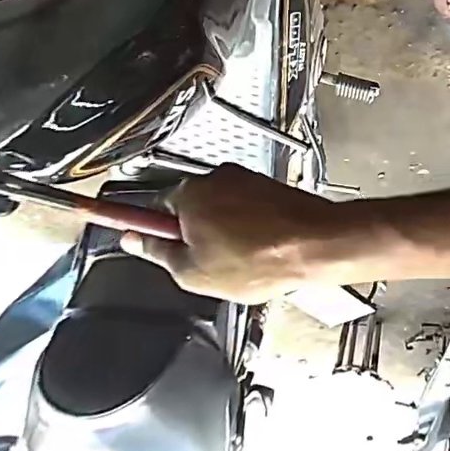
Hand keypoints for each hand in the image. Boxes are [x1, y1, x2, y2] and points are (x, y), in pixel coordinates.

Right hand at [122, 164, 346, 301]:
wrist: (315, 244)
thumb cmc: (259, 258)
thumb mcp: (193, 272)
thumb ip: (158, 253)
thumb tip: (136, 240)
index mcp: (189, 193)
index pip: (150, 206)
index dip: (146, 227)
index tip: (134, 232)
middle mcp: (216, 178)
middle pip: (187, 208)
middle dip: (192, 235)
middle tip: (204, 264)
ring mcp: (245, 180)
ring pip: (219, 210)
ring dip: (222, 233)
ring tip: (240, 261)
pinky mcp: (268, 188)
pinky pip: (245, 210)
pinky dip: (247, 228)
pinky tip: (258, 251)